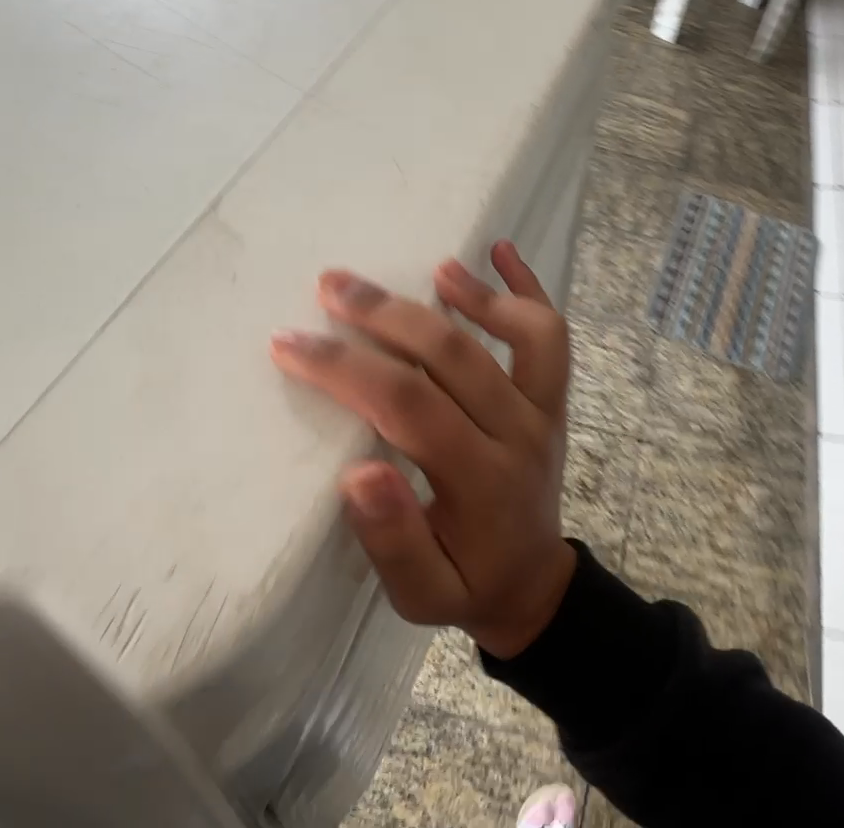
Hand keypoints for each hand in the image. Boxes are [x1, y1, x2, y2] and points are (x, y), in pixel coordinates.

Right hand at [269, 241, 577, 658]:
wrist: (534, 582)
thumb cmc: (467, 583)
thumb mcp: (421, 592)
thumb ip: (391, 540)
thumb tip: (358, 472)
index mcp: (479, 480)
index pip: (409, 405)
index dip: (347, 369)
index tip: (289, 342)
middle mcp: (518, 434)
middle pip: (454, 357)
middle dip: (386, 315)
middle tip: (330, 283)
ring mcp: (544, 411)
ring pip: (519, 335)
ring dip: (471, 294)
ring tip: (426, 265)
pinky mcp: (554, 399)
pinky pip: (551, 337)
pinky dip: (528, 289)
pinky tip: (500, 250)